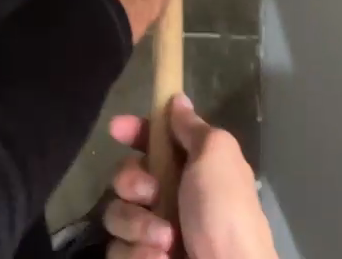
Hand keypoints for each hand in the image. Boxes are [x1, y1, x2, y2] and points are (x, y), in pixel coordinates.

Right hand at [103, 96, 275, 258]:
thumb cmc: (224, 212)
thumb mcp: (217, 155)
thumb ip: (192, 126)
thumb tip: (176, 99)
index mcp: (191, 167)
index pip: (154, 140)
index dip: (135, 130)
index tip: (117, 129)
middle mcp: (170, 197)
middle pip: (126, 175)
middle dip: (132, 182)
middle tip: (152, 194)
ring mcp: (153, 232)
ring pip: (117, 213)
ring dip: (138, 225)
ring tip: (165, 241)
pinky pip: (118, 250)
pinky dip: (138, 254)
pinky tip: (160, 258)